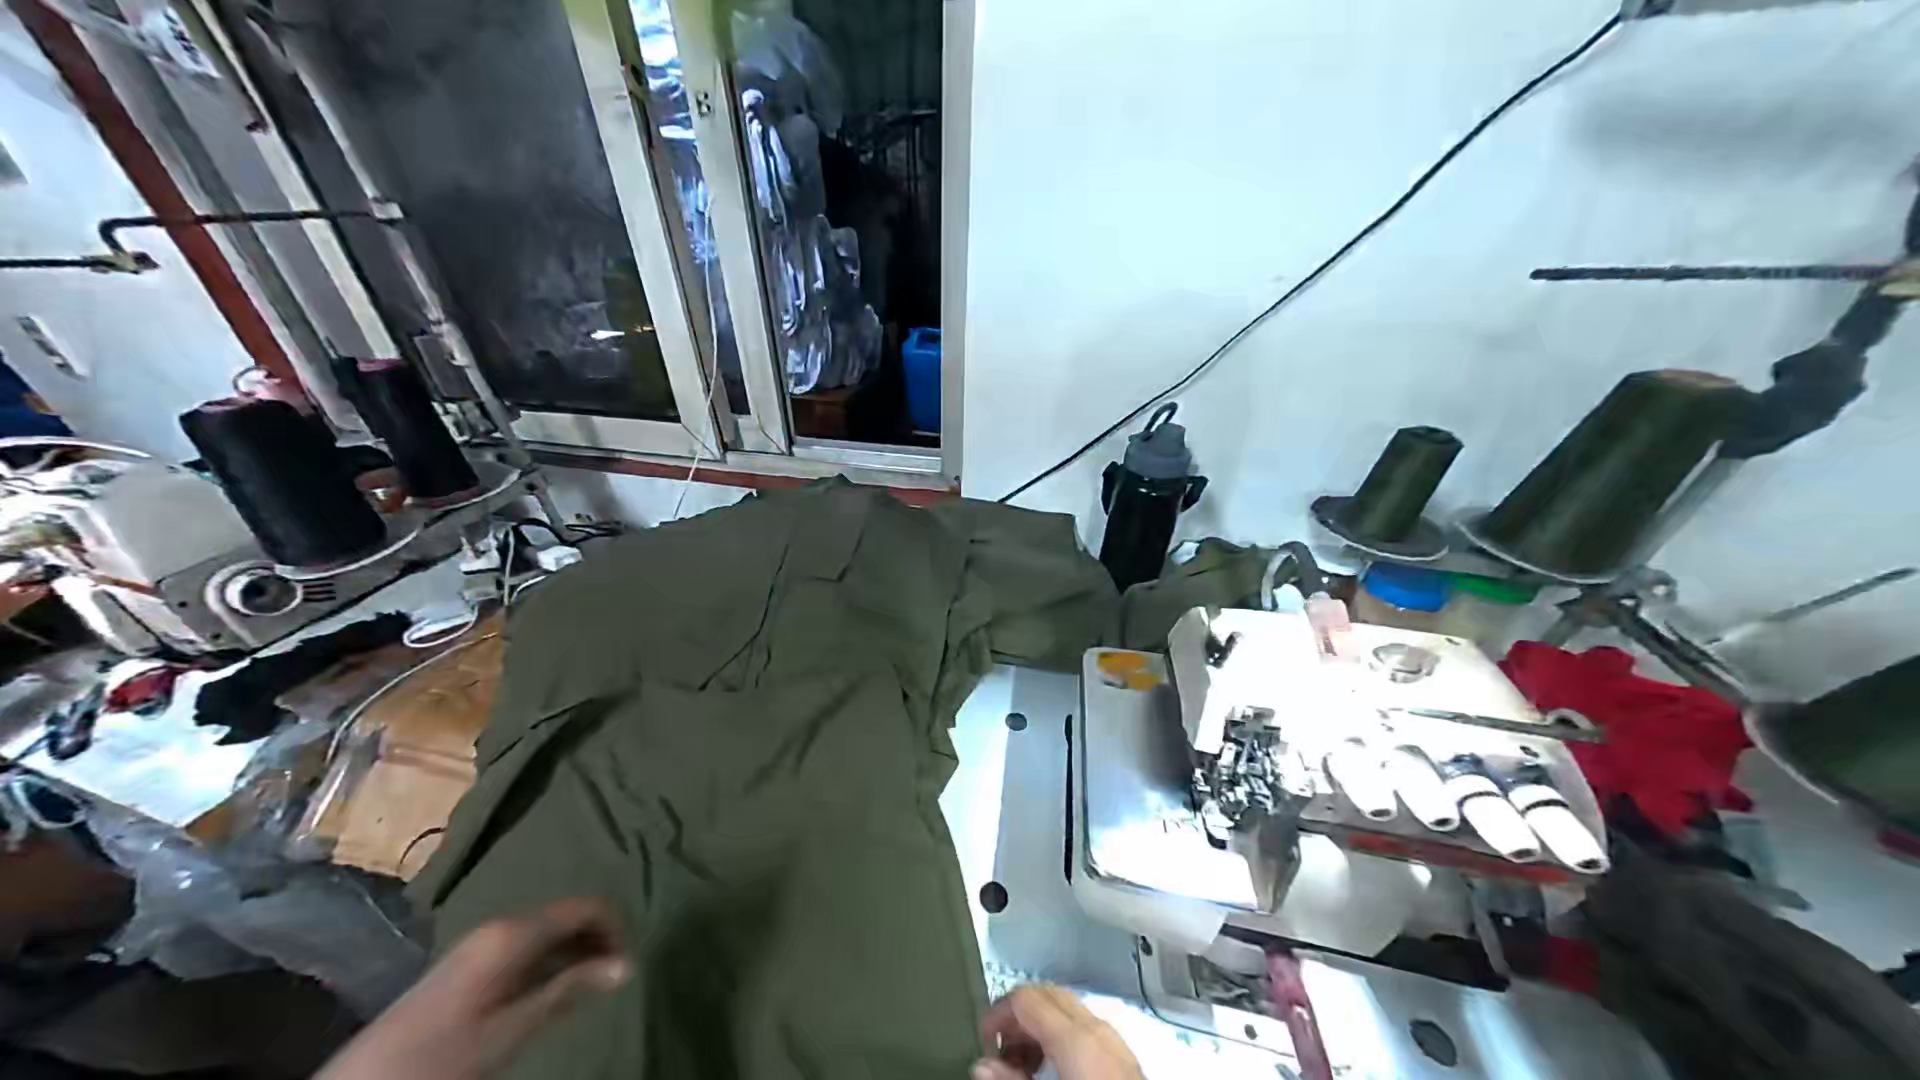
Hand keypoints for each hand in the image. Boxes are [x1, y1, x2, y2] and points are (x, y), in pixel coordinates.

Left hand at [318, 897, 630, 1079]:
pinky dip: (553, 962)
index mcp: (514, 931)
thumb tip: (627, 965)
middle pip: (569, 915)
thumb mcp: (512, 1028)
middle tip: (616, 977)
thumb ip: (569, 989)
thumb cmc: (442, 1054)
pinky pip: (529, 948)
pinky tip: (555, 992)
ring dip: (578, 952)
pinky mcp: (471, 963)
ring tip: (592, 987)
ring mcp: (483, 942)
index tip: (629, 964)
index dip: (616, 928)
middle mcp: (502, 924)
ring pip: (550, 932)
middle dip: (599, 939)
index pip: (587, 906)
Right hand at [974, 983, 1144, 1079]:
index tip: (983, 1037)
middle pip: (1046, 994)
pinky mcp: (1125, 1056)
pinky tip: (1053, 1067)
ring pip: (1066, 1008)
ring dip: (1038, 1025)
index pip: (1025, 995)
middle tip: (999, 1048)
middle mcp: (1096, 1026)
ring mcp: (1114, 1039)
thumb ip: (1011, 1078)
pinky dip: (1061, 1036)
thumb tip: (982, 1065)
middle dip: (1018, 1015)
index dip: (997, 1011)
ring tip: (1022, 1063)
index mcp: (1075, 1034)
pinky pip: (1085, 1028)